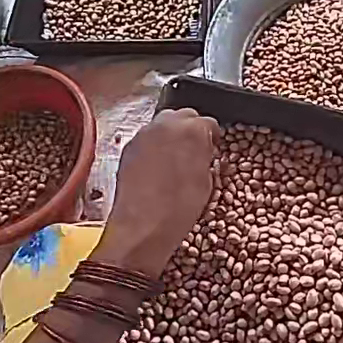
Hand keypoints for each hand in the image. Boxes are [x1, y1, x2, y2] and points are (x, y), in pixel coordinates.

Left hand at [94, 108, 220, 277]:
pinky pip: (146, 139)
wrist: (143, 225)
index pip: (209, 123)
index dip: (212, 137)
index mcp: (193, 130)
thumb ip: (205, 158)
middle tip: (195, 149)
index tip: (213, 146)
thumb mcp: (206, 183)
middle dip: (191, 130)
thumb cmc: (178, 209)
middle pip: (184, 116)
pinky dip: (154, 146)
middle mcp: (166, 124)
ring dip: (170, 136)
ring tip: (175, 159)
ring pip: (162, 124)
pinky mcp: (129, 147)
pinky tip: (157, 166)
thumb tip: (202, 154)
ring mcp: (144, 134)